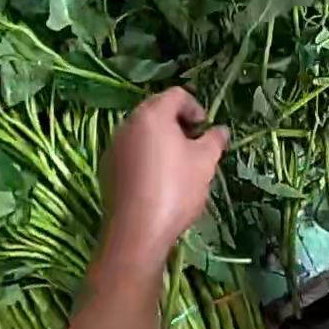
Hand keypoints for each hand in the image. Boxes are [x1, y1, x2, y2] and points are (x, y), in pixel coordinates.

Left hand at [99, 88, 228, 279]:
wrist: (137, 233)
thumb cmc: (175, 189)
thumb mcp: (205, 162)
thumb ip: (215, 140)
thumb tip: (220, 130)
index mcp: (152, 115)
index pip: (177, 95)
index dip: (196, 107)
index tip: (206, 130)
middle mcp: (128, 125)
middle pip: (158, 111)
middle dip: (179, 124)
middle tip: (196, 145)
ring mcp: (114, 147)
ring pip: (144, 133)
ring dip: (163, 141)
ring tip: (180, 165)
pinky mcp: (107, 169)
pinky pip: (132, 152)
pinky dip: (148, 157)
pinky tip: (160, 182)